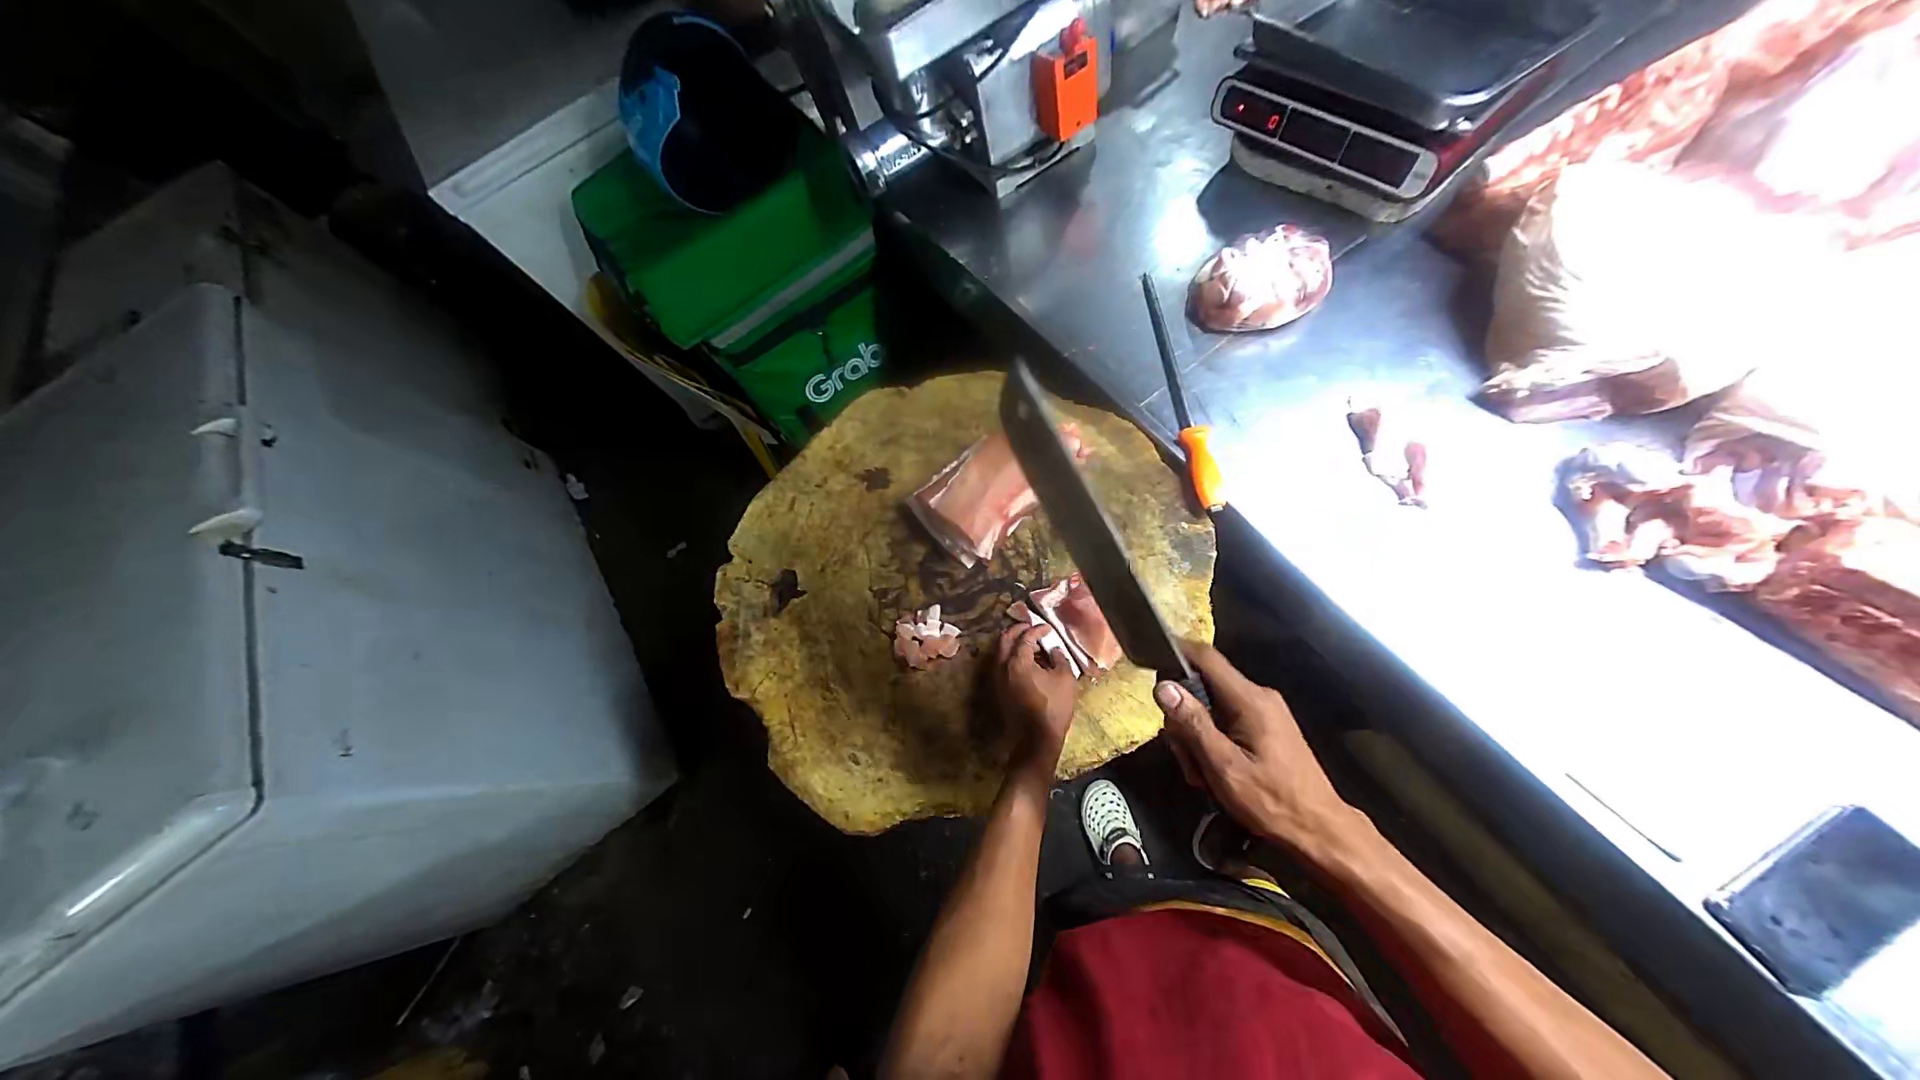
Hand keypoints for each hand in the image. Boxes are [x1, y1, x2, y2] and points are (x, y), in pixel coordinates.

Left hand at [992, 624, 1076, 778]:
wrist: (1036, 739)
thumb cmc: (1054, 707)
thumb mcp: (1065, 679)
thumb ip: (1059, 658)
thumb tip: (1053, 649)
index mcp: (1017, 662)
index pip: (1025, 637)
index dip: (1037, 630)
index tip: (1048, 628)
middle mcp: (1001, 667)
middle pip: (1005, 639)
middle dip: (1018, 630)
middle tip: (1032, 628)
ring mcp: (997, 679)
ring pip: (1000, 652)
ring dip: (1013, 643)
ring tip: (1031, 644)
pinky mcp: (998, 690)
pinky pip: (1001, 665)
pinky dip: (1011, 657)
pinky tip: (1027, 662)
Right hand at [1155, 642, 1361, 860]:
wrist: (1320, 832)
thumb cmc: (1273, 802)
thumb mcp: (1224, 766)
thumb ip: (1193, 724)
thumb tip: (1164, 687)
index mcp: (1250, 700)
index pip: (1205, 657)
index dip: (1175, 654)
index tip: (1150, 667)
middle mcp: (1258, 697)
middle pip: (1203, 687)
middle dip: (1185, 720)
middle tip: (1187, 759)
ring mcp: (1264, 711)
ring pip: (1211, 708)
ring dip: (1198, 738)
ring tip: (1205, 776)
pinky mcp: (1265, 727)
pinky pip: (1226, 721)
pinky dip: (1213, 743)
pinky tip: (1216, 773)